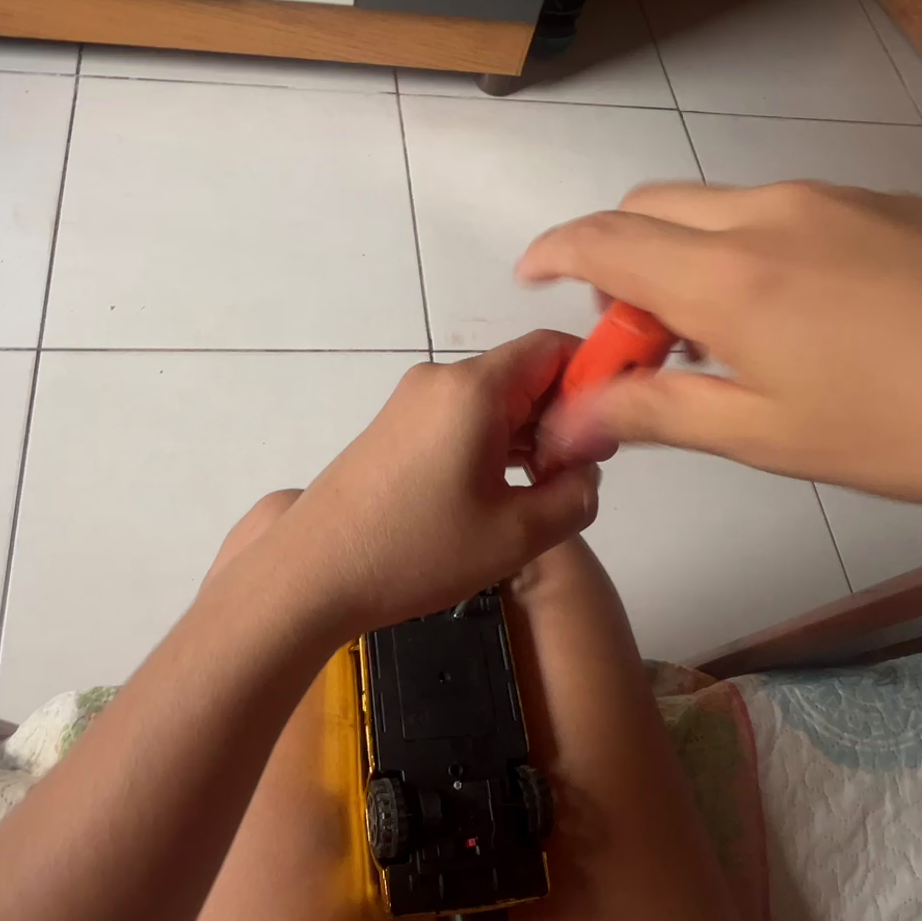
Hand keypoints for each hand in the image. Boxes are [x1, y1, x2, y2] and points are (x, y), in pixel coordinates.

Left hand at [247, 331, 601, 637]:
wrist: (311, 572)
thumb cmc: (415, 551)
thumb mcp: (517, 535)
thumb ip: (575, 496)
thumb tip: (584, 472)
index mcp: (473, 388)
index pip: (553, 347)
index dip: (594, 378)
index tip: (609, 431)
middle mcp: (440, 380)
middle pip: (523, 375)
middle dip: (562, 418)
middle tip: (575, 478)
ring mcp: (410, 403)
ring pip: (492, 402)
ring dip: (527, 437)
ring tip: (538, 495)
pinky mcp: (393, 430)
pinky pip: (460, 421)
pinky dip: (491, 446)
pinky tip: (497, 495)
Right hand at [516, 181, 921, 535]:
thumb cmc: (915, 427)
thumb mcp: (766, 435)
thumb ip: (653, 411)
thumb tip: (565, 421)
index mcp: (728, 274)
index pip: (602, 240)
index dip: (550, 253)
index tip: (527, 280)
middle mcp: (770, 213)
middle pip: (651, 209)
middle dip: (614, 262)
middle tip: (631, 337)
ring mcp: (835, 199)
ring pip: (715, 209)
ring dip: (680, 259)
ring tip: (714, 340)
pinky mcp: (888, 205)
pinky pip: (777, 212)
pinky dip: (740, 251)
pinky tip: (791, 317)